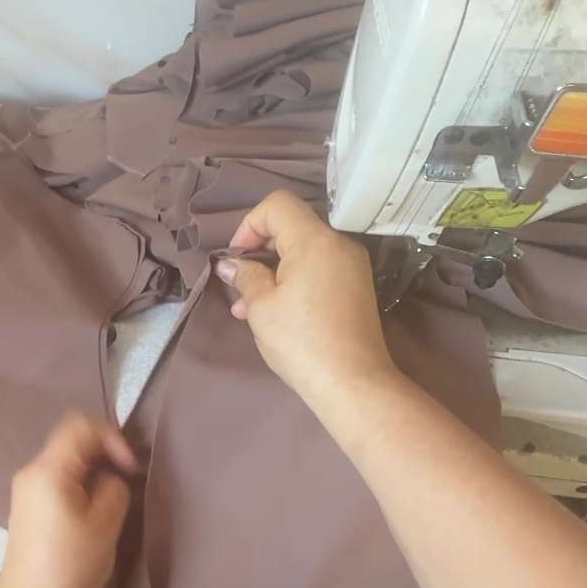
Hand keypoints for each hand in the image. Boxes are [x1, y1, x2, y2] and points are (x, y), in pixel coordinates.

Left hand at [0, 413, 137, 587]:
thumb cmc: (70, 566)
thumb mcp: (105, 524)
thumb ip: (113, 487)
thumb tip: (109, 477)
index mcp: (48, 469)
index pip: (81, 426)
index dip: (112, 437)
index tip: (130, 467)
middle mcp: (32, 471)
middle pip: (72, 440)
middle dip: (104, 452)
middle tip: (127, 479)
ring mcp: (27, 488)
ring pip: (67, 460)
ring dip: (94, 469)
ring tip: (114, 497)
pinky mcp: (29, 505)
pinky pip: (59, 478)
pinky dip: (81, 483)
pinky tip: (95, 509)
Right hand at [215, 189, 397, 406]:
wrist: (352, 382)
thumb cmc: (300, 341)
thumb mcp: (261, 307)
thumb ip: (245, 276)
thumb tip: (230, 264)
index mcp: (315, 241)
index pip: (277, 205)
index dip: (249, 225)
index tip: (237, 258)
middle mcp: (338, 244)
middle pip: (291, 226)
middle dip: (259, 249)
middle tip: (239, 283)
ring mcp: (351, 265)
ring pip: (303, 251)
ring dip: (273, 269)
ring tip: (248, 306)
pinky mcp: (356, 286)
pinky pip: (318, 268)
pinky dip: (293, 280)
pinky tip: (275, 311)